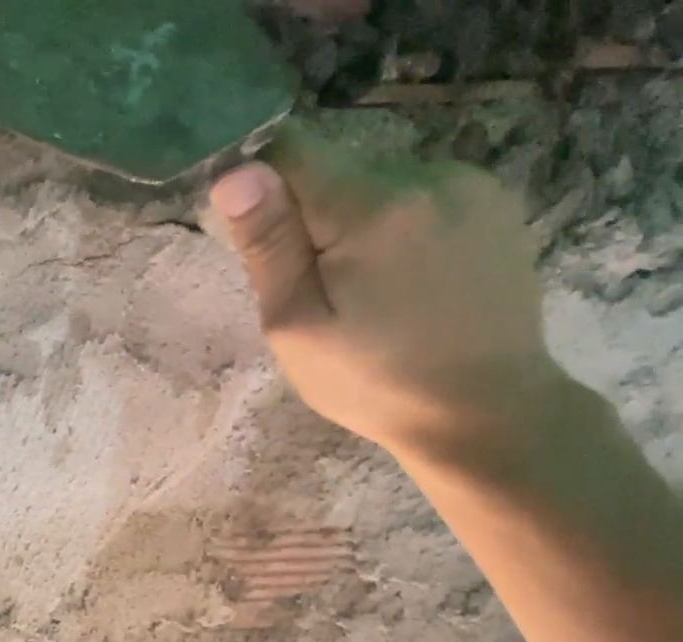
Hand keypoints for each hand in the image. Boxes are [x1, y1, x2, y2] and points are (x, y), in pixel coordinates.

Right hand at [209, 127, 563, 463]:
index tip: (252, 235)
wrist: (486, 408)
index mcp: (373, 208)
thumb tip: (234, 175)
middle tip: (308, 287)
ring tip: (357, 288)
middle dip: (303, 215)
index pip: (289, 150)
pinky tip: (397, 277)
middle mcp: (428, 176)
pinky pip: (409, 193)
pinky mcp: (490, 200)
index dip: (255, 183)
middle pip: (330, 167)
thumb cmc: (370, 379)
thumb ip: (267, 245)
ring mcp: (469, 184)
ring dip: (345, 220)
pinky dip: (385, 224)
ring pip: (370, 180)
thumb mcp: (295, 324)